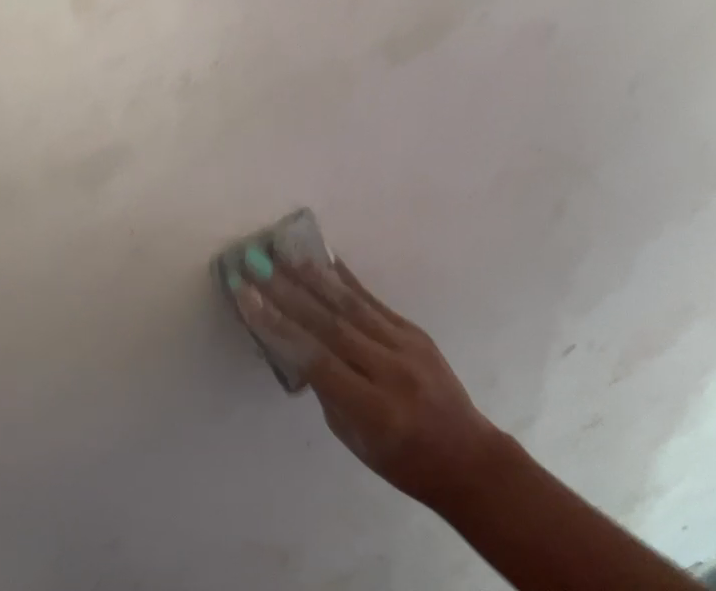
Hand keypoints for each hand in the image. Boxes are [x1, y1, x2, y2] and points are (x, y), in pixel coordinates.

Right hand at [234, 252, 504, 506]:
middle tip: (254, 265)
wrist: (470, 458)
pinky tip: (326, 260)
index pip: (314, 357)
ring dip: (313, 277)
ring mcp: (407, 348)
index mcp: (372, 407)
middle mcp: (390, 372)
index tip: (245, 296)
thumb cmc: (402, 461)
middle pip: (329, 325)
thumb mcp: (353, 437)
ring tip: (284, 254)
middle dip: (286, 292)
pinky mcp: (416, 333)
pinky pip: (375, 302)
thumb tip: (296, 344)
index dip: (276, 325)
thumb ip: (326, 389)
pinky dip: (346, 280)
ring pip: (352, 306)